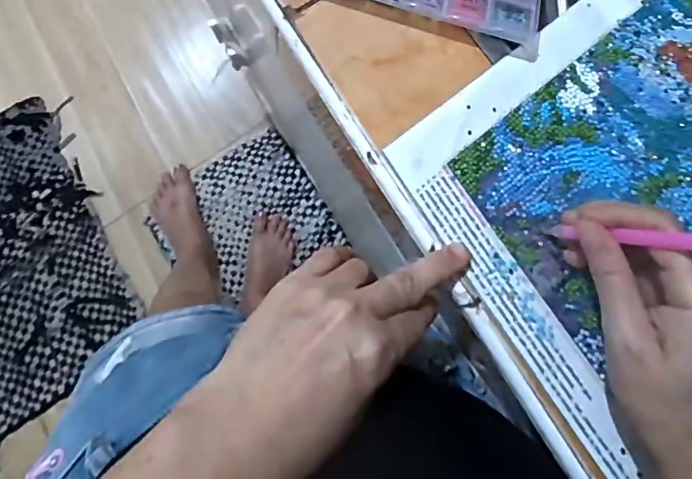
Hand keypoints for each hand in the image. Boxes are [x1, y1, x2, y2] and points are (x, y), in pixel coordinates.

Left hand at [112, 244, 470, 478]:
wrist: (234, 427)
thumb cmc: (299, 438)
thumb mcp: (355, 407)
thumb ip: (375, 364)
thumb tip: (384, 343)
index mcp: (375, 351)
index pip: (415, 322)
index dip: (427, 316)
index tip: (432, 309)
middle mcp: (355, 312)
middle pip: (405, 282)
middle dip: (436, 268)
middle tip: (456, 252)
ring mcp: (322, 290)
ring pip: (363, 266)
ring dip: (370, 278)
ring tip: (365, 289)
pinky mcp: (293, 281)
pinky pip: (328, 255)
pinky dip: (340, 262)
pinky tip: (340, 270)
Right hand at [560, 201, 691, 478]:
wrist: (689, 458)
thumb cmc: (658, 404)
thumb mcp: (627, 338)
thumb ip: (610, 275)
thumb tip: (585, 224)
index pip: (662, 229)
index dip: (617, 215)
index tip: (575, 218)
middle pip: (655, 234)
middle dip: (608, 225)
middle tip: (564, 228)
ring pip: (647, 249)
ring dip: (607, 241)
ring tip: (567, 243)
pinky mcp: (683, 307)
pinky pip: (647, 270)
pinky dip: (615, 262)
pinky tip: (584, 261)